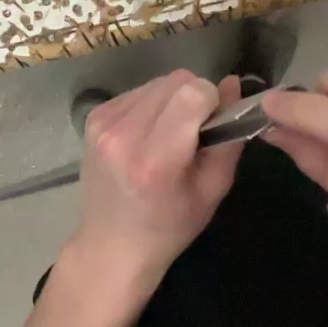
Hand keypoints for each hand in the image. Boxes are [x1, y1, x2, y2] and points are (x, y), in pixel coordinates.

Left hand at [69, 70, 243, 286]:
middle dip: (194, 98)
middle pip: (176, 80)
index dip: (212, 102)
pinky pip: (137, 92)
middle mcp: (123, 134)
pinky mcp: (94, 117)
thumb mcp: (213, 190)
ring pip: (157, 82)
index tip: (213, 126)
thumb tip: (233, 85)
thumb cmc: (168, 227)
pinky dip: (152, 105)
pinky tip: (149, 134)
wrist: (112, 245)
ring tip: (170, 135)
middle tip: (194, 133)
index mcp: (155, 159)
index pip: (193, 92)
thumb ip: (228, 137)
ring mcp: (103, 123)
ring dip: (172, 100)